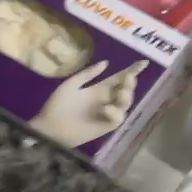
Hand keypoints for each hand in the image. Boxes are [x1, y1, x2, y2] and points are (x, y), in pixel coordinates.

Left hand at [30, 59, 146, 146]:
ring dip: (126, 95)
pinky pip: (118, 118)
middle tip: (128, 78)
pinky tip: (105, 109)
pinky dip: (115, 112)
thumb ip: (88, 74)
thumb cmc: (56, 106)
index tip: (144, 62)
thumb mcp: (70, 85)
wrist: (48, 128)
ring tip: (119, 92)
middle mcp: (106, 100)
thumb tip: (106, 62)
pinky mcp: (106, 126)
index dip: (132, 70)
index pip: (120, 78)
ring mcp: (108, 113)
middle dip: (130, 83)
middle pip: (127, 89)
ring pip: (126, 102)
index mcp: (99, 89)